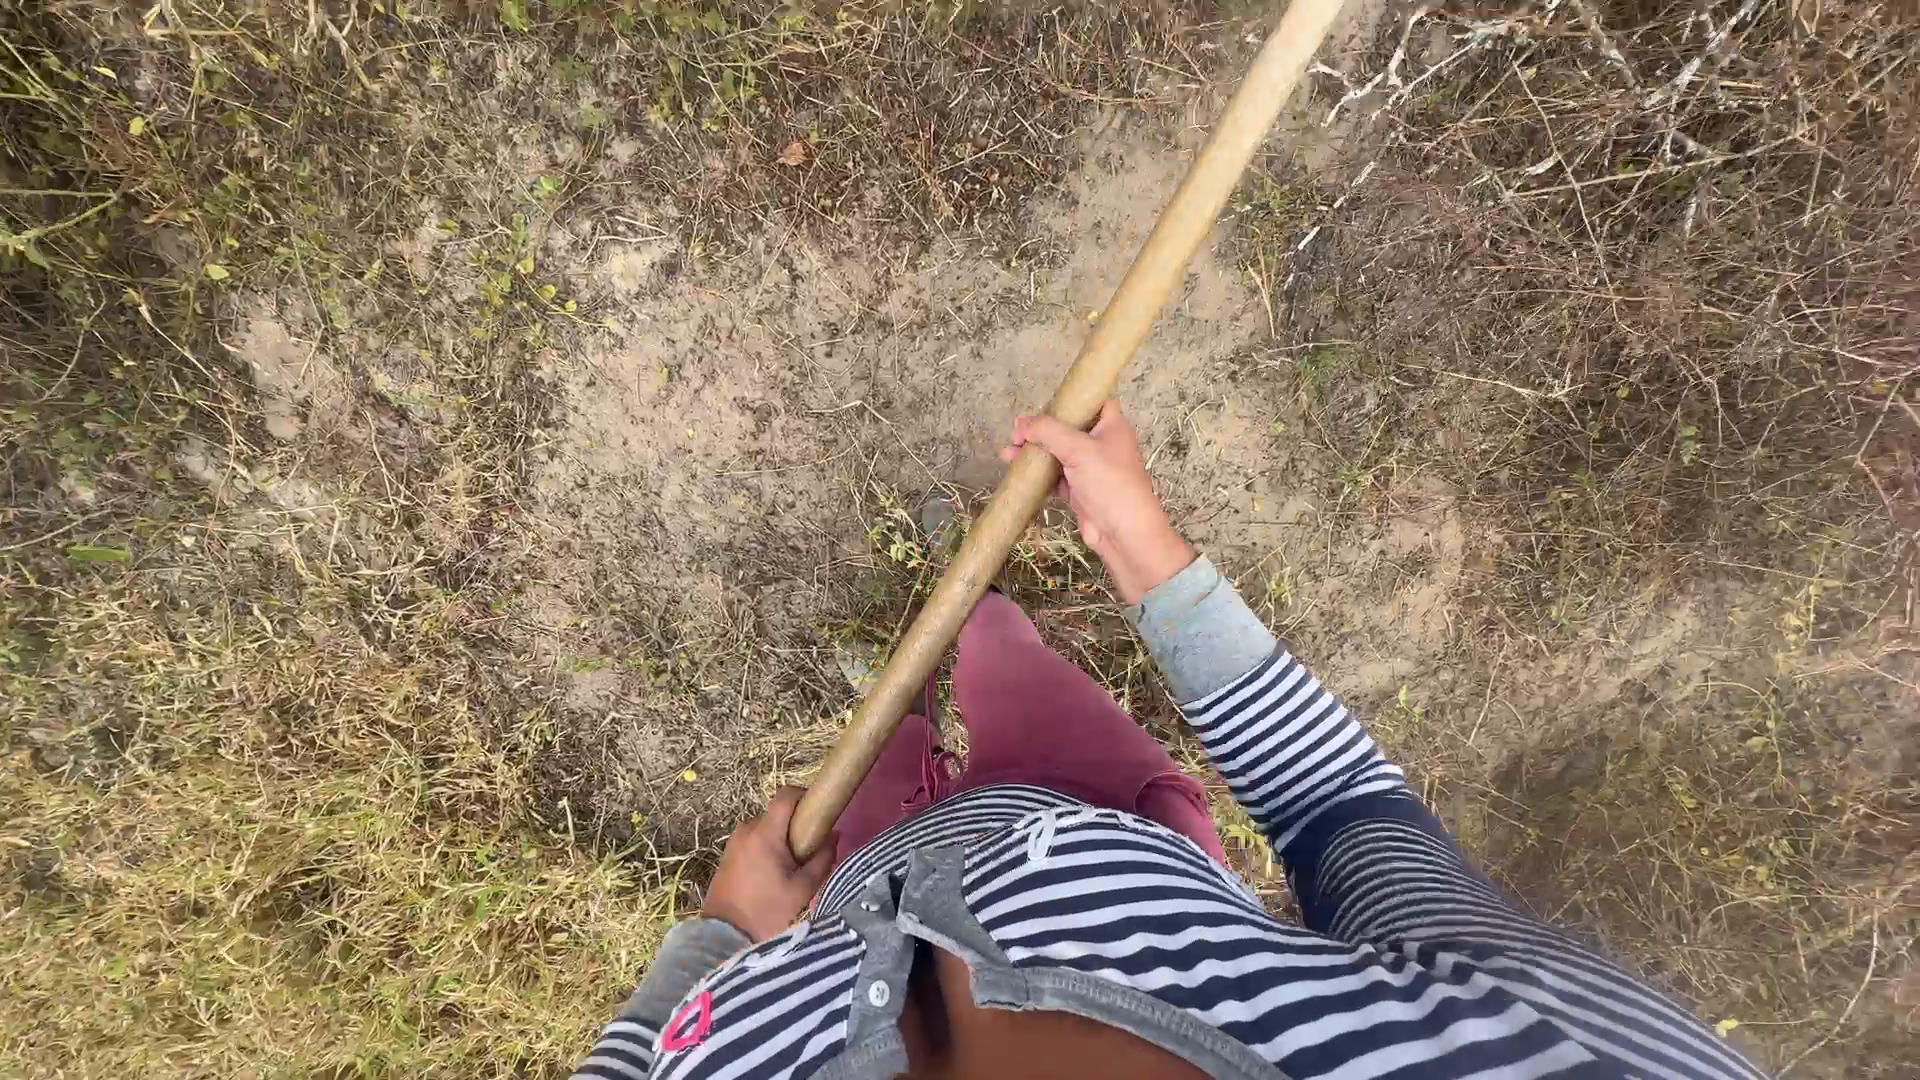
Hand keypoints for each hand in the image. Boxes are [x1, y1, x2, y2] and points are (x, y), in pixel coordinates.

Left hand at [701, 787, 835, 940]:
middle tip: (808, 852)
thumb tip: (834, 835)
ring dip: (780, 840)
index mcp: (765, 833)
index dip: (804, 795)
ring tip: (789, 869)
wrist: (723, 940)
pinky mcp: (727, 855)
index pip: (786, 795)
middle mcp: (747, 830)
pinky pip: (754, 841)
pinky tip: (771, 876)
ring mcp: (734, 842)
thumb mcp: (803, 889)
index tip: (818, 814)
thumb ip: (823, 858)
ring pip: (766, 828)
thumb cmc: (766, 912)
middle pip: (778, 814)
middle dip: (795, 826)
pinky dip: (766, 849)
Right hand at [998, 400, 1195, 603]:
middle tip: (1017, 433)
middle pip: (1067, 429)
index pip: (1092, 403)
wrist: (1123, 533)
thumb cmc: (1110, 484)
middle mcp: (1102, 444)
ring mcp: (1090, 468)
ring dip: (1033, 453)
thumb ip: (1049, 431)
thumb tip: (1022, 423)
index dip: (1069, 401)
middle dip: (1040, 430)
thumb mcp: (1079, 449)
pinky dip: (1038, 475)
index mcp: (1112, 426)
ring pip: (1057, 454)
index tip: (1043, 406)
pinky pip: (1055, 477)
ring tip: (1008, 454)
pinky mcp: (1079, 490)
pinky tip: (1018, 472)